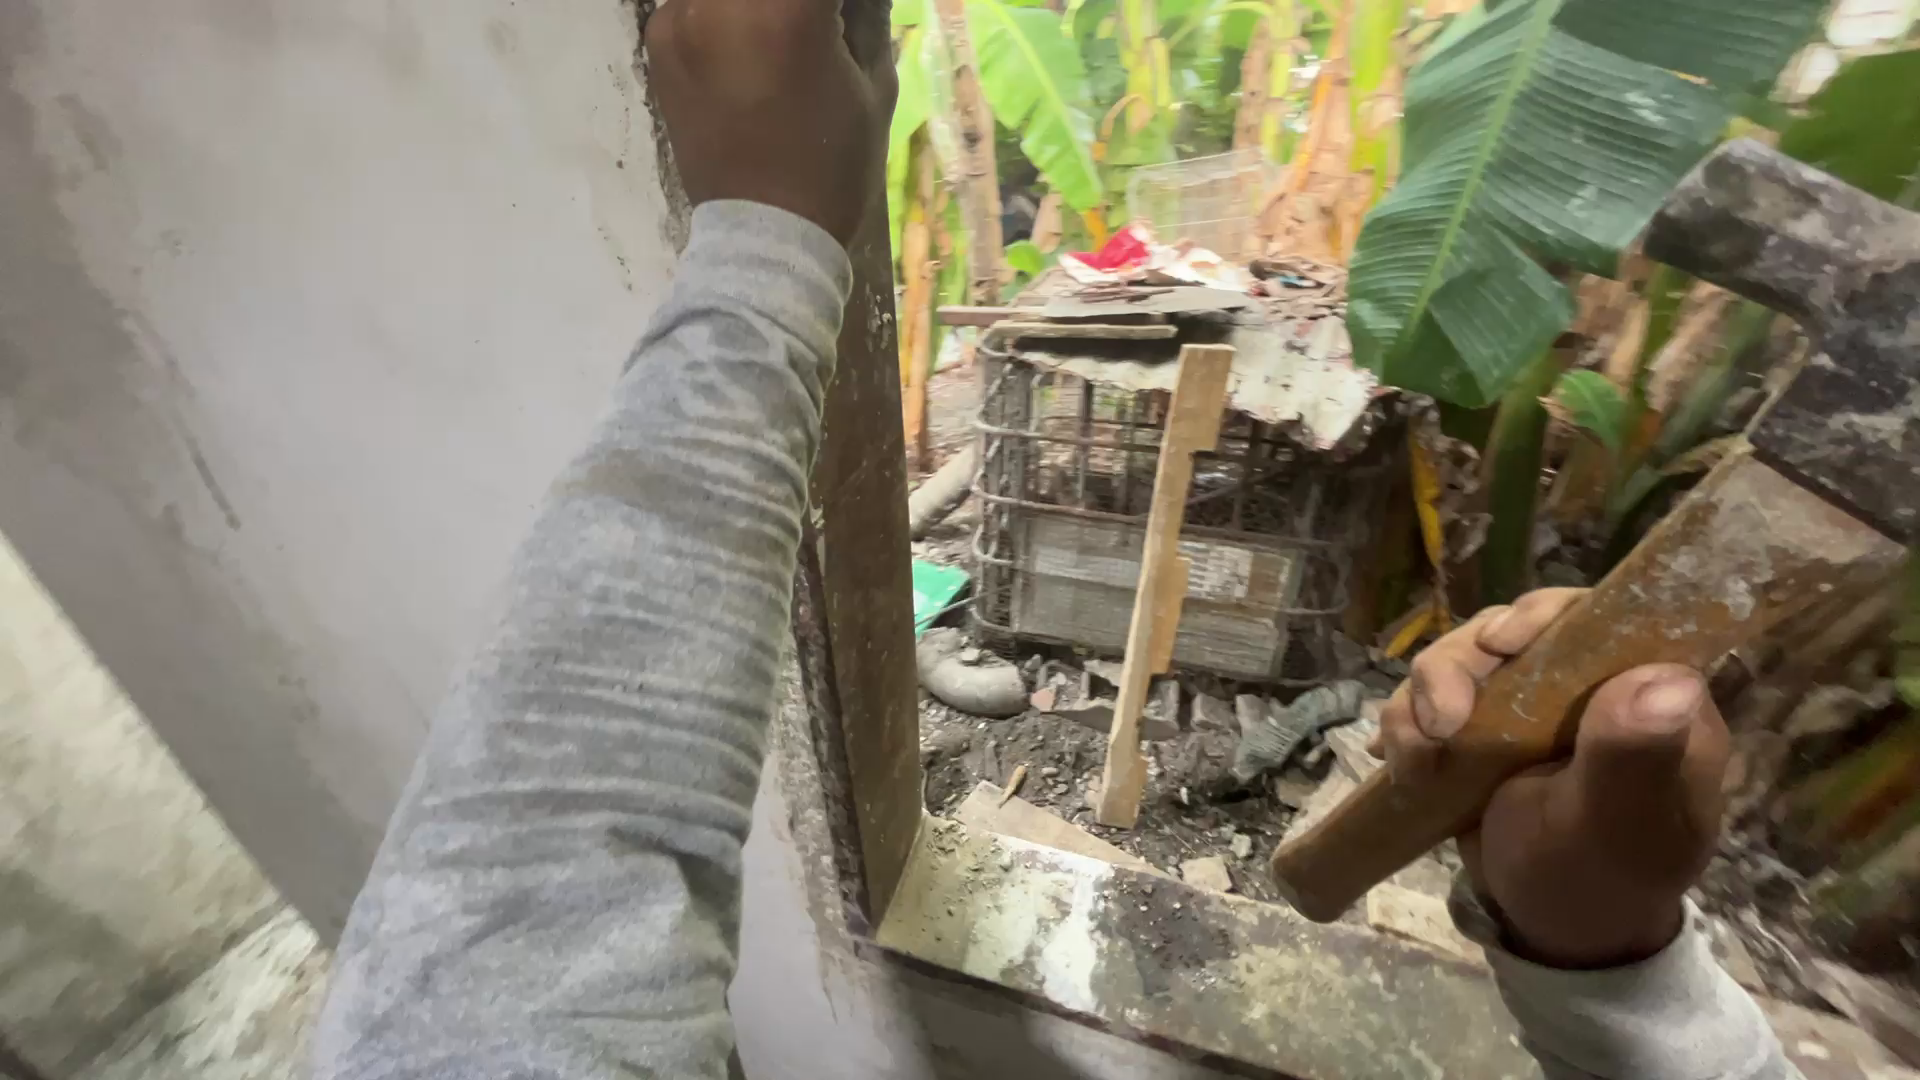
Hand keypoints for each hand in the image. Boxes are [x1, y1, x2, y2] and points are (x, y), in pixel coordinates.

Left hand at [645, 0, 894, 246]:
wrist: (769, 237)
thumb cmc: (833, 174)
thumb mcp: (874, 92)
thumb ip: (866, 19)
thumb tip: (852, 1)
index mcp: (789, 10)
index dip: (835, 4)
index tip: (843, 17)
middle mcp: (723, 1)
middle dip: (796, 7)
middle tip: (815, 27)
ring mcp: (682, 18)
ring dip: (755, 10)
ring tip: (775, 41)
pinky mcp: (659, 44)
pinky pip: (694, 2)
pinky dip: (722, 16)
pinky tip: (741, 50)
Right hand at [1372, 589, 1730, 968]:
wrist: (1542, 920)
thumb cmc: (1595, 877)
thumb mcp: (1615, 825)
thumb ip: (1633, 757)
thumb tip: (1664, 681)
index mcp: (1640, 698)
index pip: (1595, 620)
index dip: (1539, 616)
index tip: (1497, 645)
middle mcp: (1577, 686)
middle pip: (1499, 633)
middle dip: (1453, 674)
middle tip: (1436, 729)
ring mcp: (1518, 703)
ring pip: (1449, 662)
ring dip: (1416, 706)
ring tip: (1413, 764)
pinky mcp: (1471, 722)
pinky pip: (1419, 697)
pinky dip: (1401, 725)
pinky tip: (1397, 759)